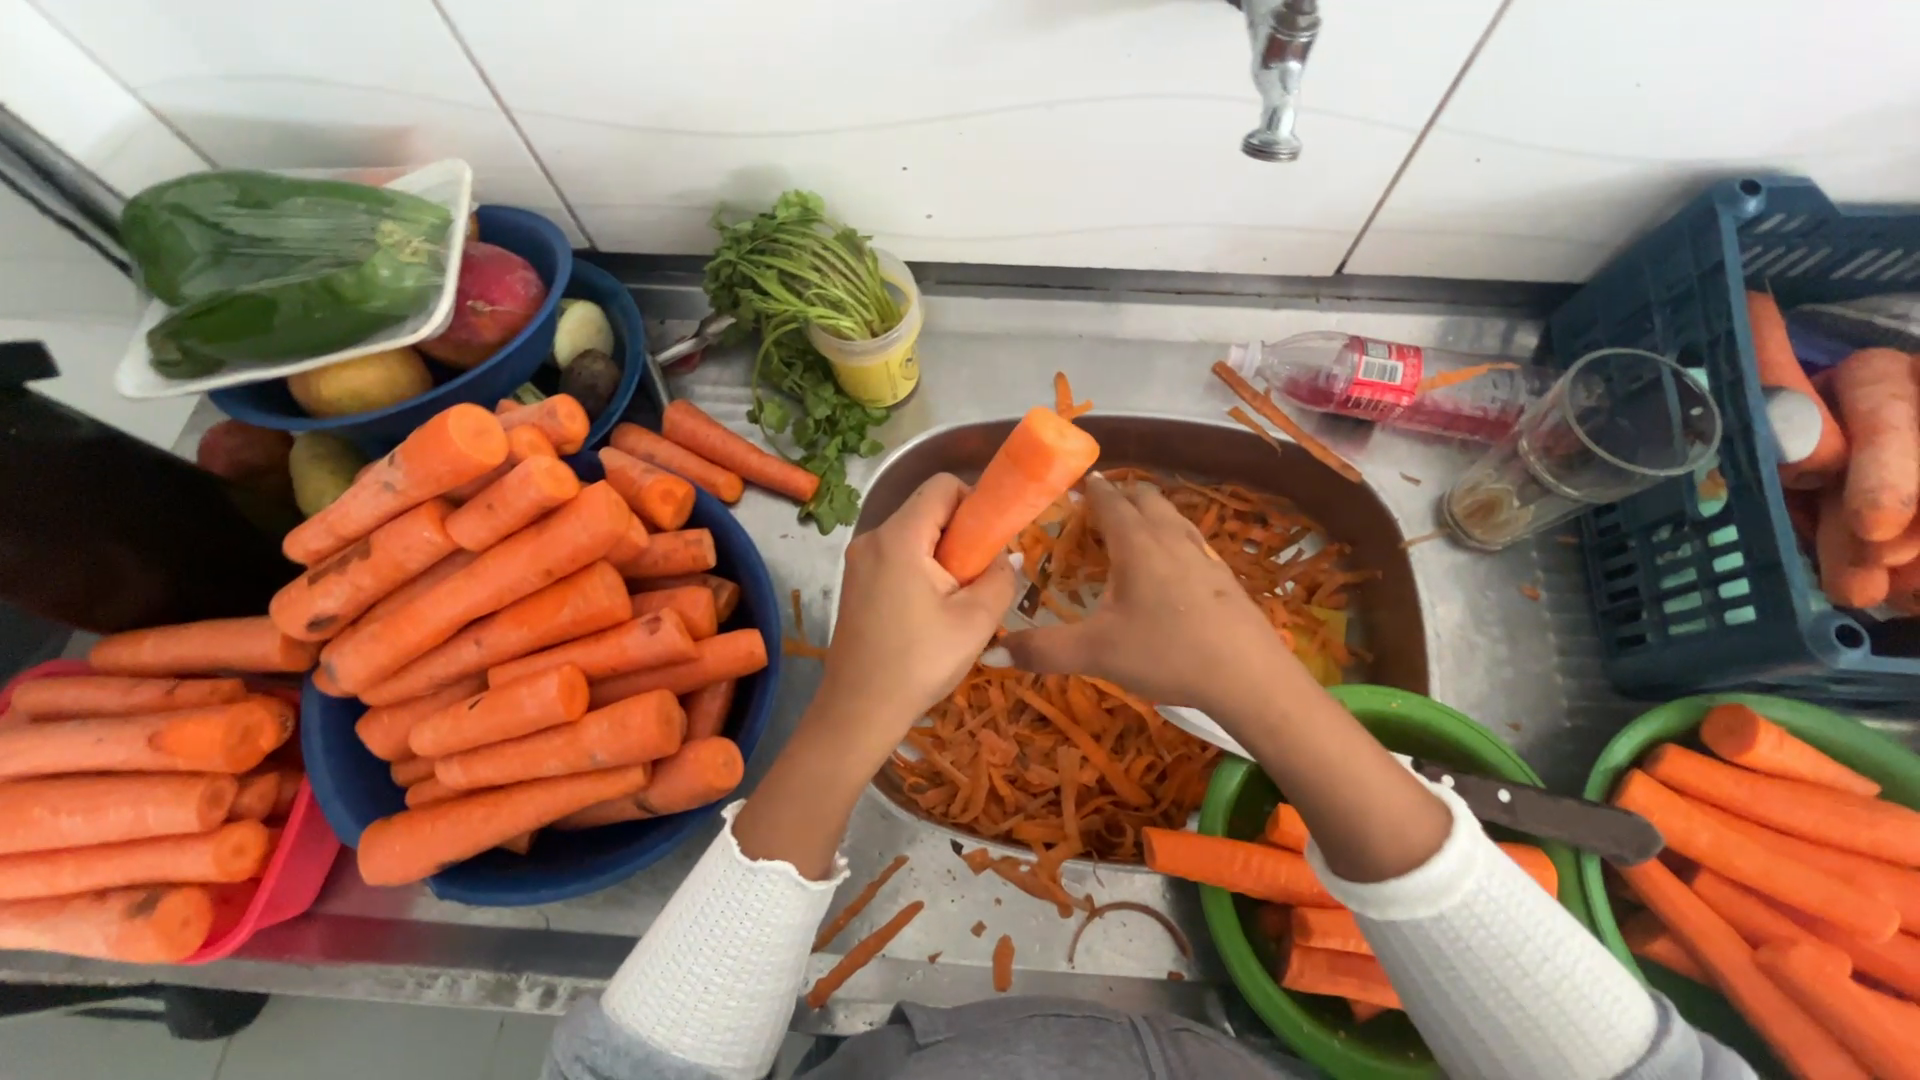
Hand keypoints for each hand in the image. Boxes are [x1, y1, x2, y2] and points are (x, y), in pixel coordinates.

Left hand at [814, 473, 1017, 745]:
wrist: (859, 710)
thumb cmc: (919, 663)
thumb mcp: (976, 622)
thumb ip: (1001, 578)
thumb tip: (1008, 556)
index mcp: (899, 537)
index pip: (942, 485)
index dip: (975, 504)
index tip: (990, 544)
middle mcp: (872, 538)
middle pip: (927, 510)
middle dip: (961, 537)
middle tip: (975, 581)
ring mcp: (858, 561)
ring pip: (914, 536)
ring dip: (942, 559)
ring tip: (954, 605)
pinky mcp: (855, 582)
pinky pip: (897, 558)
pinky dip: (921, 572)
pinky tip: (929, 615)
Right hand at [1001, 473, 1449, 882]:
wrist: (1250, 677)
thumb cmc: (1167, 653)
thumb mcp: (1096, 654)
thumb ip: (1043, 650)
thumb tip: (991, 653)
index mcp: (1137, 544)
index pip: (1109, 500)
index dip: (1090, 489)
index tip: (1073, 484)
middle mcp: (1171, 539)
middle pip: (1145, 498)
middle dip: (1119, 494)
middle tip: (1096, 507)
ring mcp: (1203, 555)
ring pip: (1172, 516)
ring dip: (1148, 512)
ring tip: (1131, 529)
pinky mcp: (1224, 577)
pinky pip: (1190, 540)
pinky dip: (1171, 537)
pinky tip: (1170, 568)